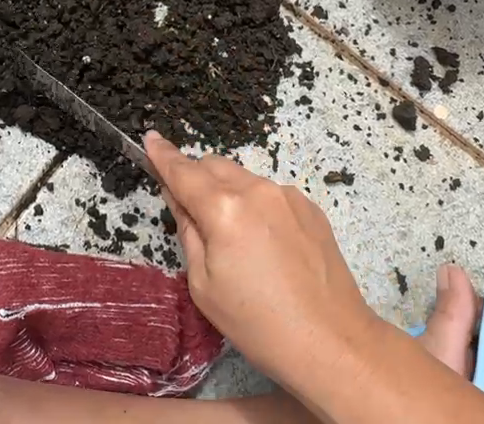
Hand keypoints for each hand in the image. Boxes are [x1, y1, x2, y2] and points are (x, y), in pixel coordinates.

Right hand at [144, 131, 384, 386]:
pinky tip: (268, 247)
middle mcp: (255, 190)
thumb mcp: (204, 285)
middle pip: (213, 166)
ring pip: (243, 179)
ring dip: (228, 194)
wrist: (334, 344)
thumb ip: (188, 231)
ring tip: (237, 241)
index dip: (163, 155)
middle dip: (196, 179)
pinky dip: (257, 207)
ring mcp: (287, 196)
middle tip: (192, 213)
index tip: (150, 138)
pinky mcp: (310, 208)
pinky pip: (270, 195)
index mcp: (223, 209)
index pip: (183, 171)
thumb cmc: (259, 324)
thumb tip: (179, 198)